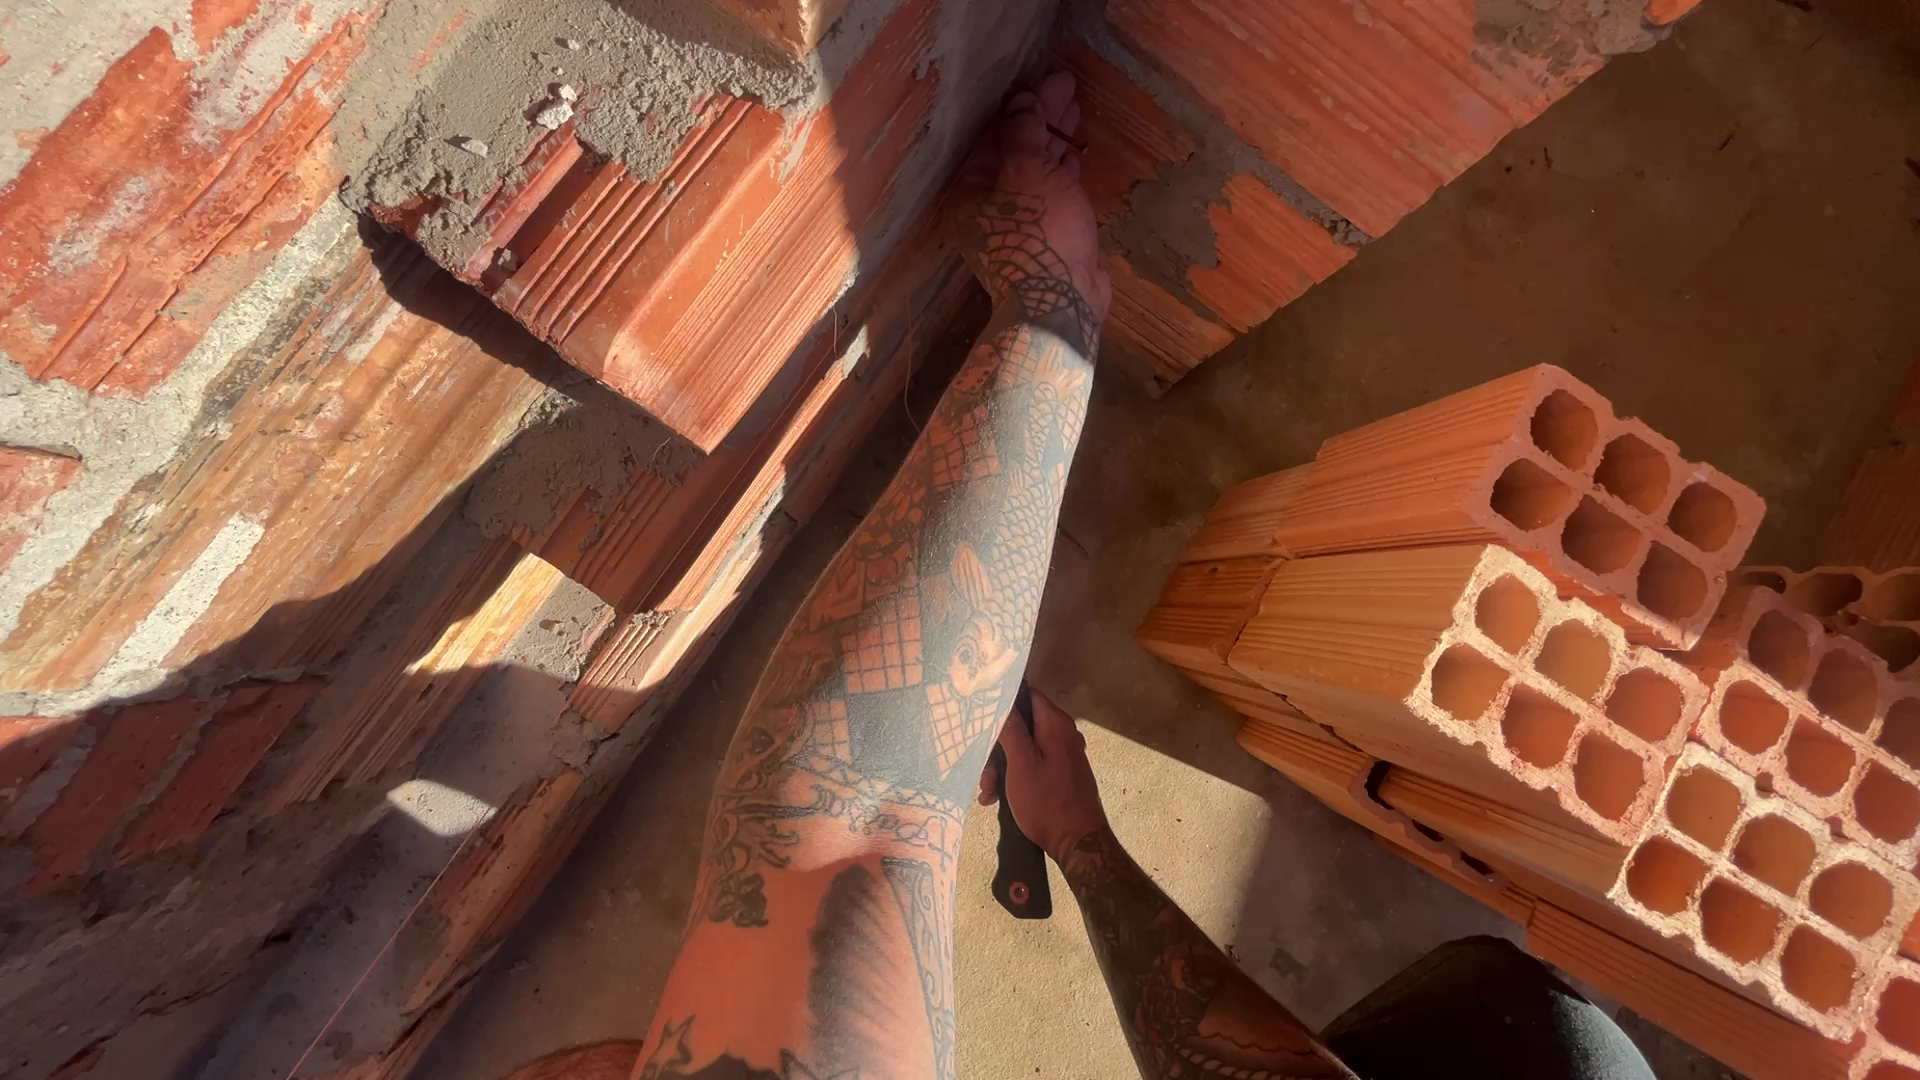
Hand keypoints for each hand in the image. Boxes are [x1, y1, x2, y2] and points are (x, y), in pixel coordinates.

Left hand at [949, 72, 1111, 337]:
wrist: (1059, 301)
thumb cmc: (1037, 232)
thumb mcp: (1027, 172)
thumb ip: (1023, 134)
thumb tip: (1021, 104)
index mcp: (969, 195)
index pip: (992, 139)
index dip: (1022, 108)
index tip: (1050, 84)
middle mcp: (986, 212)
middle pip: (1013, 156)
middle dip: (1040, 123)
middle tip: (1068, 92)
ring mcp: (1015, 230)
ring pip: (1033, 176)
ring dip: (1053, 146)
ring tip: (1075, 116)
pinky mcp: (1043, 243)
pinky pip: (1048, 199)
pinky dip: (1060, 176)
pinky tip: (1073, 160)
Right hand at [977, 690, 1109, 863]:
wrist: (1078, 843)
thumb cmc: (1046, 800)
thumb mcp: (1021, 762)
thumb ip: (1011, 728)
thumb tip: (1003, 700)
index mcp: (1056, 723)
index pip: (1027, 696)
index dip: (1004, 704)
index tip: (983, 720)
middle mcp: (1063, 733)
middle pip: (1022, 725)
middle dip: (998, 748)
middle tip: (984, 774)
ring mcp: (1064, 754)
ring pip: (1024, 747)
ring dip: (1003, 767)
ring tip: (989, 792)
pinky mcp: (1062, 773)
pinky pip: (1034, 763)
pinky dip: (1016, 776)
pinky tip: (1000, 798)